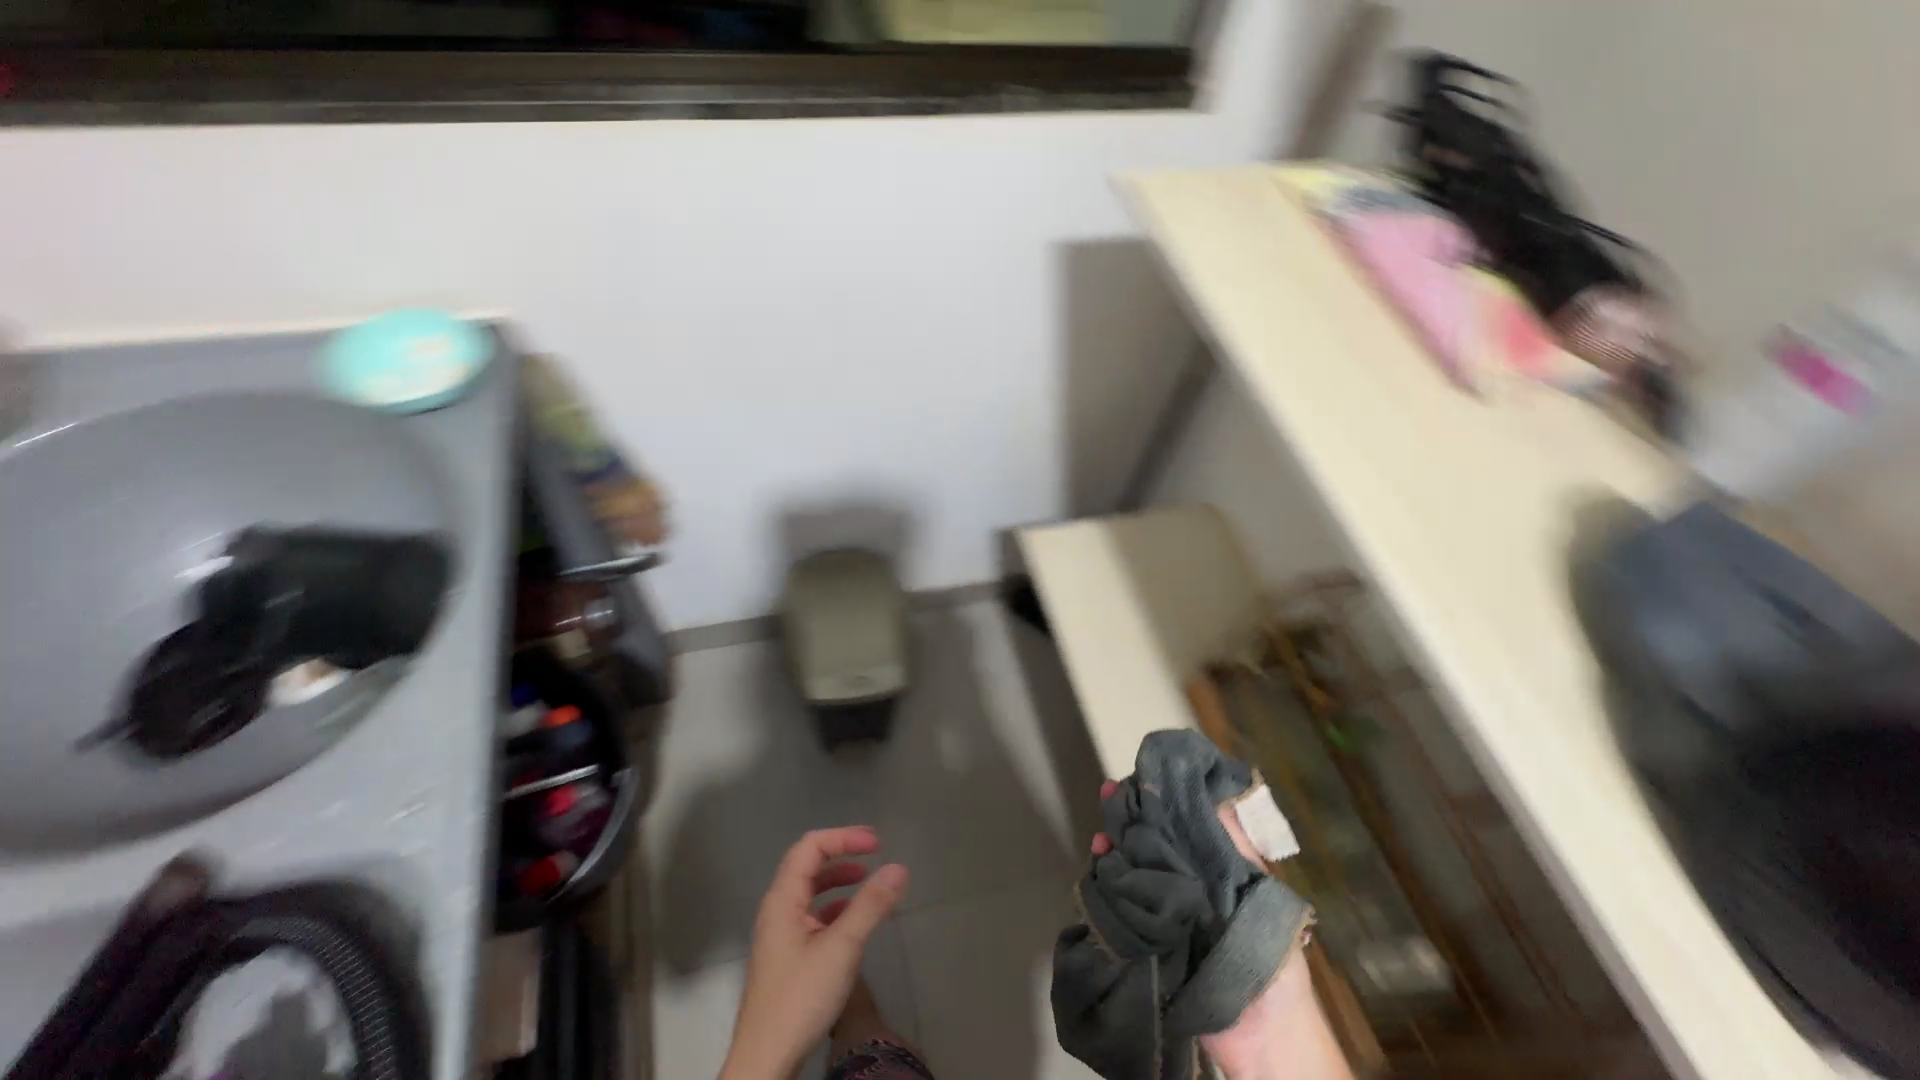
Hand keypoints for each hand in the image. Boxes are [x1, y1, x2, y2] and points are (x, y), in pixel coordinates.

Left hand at [721, 826, 908, 1079]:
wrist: (766, 1057)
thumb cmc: (801, 996)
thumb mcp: (841, 948)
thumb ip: (869, 906)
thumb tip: (898, 867)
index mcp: (782, 899)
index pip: (810, 847)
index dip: (843, 837)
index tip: (876, 843)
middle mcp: (777, 910)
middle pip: (806, 865)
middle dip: (841, 854)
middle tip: (875, 853)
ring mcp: (779, 934)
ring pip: (809, 892)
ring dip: (837, 880)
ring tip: (867, 881)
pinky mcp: (787, 957)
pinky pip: (811, 916)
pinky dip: (833, 908)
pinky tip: (852, 920)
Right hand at [1089, 780, 1350, 1079]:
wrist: (1261, 1036)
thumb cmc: (1271, 962)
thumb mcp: (1258, 892)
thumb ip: (1233, 845)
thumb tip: (1213, 788)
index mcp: (1212, 869)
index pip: (1180, 823)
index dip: (1159, 799)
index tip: (1141, 778)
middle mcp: (1183, 885)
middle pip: (1149, 842)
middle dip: (1129, 819)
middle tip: (1110, 797)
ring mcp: (1160, 913)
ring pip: (1129, 870)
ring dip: (1114, 849)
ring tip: (1102, 838)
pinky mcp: (1141, 941)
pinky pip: (1117, 907)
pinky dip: (1103, 886)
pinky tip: (1096, 871)